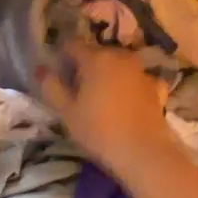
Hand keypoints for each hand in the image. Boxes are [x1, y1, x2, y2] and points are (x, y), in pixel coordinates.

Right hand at [38, 42, 176, 175]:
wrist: (144, 152)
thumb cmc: (99, 130)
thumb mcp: (66, 112)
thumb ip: (51, 87)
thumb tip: (41, 69)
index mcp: (95, 58)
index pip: (71, 45)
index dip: (61, 59)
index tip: (58, 79)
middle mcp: (120, 56)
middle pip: (96, 53)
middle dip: (84, 66)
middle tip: (77, 92)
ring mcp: (141, 71)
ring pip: (117, 65)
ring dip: (107, 75)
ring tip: (101, 98)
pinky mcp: (156, 88)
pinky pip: (136, 80)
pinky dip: (130, 85)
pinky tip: (127, 101)